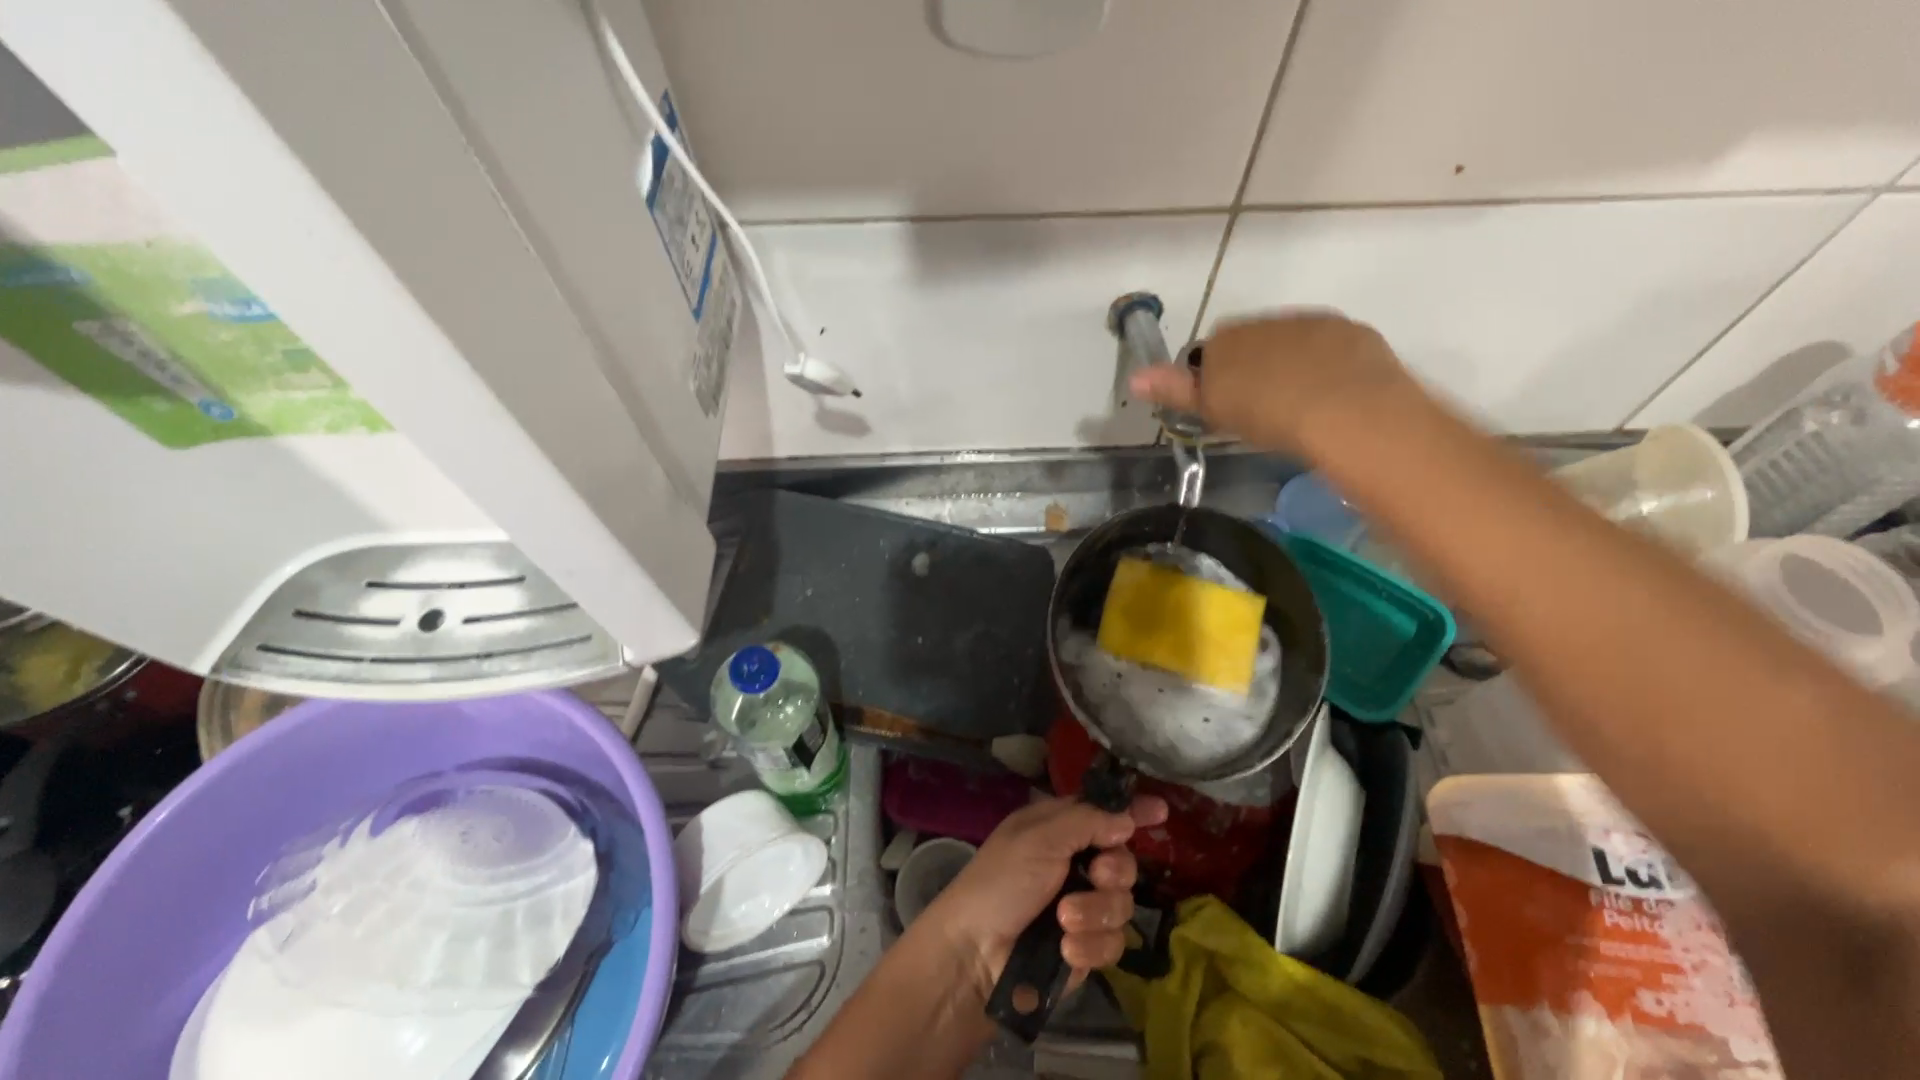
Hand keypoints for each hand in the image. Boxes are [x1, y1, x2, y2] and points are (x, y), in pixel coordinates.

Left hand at [911, 795, 1169, 1004]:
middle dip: (1115, 870)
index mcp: (1059, 830)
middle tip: (1097, 876)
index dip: (1133, 811)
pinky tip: (1065, 950)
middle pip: (1124, 860)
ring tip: (1063, 920)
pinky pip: (1114, 942)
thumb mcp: (1038, 838)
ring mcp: (1083, 908)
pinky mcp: (1088, 948)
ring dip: (1095, 911)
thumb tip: (1126, 820)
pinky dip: (1090, 945)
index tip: (1161, 811)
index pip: (1104, 813)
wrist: (975, 954)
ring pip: (1123, 904)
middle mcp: (1075, 865)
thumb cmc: (999, 882)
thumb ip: (1086, 821)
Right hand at [1129, 311, 1416, 454]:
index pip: (1211, 349)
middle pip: (1253, 342)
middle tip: (1262, 408)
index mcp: (1228, 338)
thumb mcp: (1213, 408)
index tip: (1227, 406)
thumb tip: (1133, 378)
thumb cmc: (1267, 413)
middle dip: (1255, 366)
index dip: (1216, 377)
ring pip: (1293, 342)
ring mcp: (1312, 324)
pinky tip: (1333, 395)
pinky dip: (1330, 364)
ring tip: (1300, 405)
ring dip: (1293, 364)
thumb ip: (1174, 390)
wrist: (1343, 408)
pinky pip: (1333, 347)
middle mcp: (1267, 322)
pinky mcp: (1351, 332)